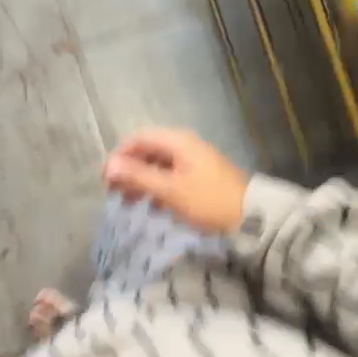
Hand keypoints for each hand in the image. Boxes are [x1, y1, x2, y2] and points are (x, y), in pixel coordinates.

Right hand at [102, 128, 248, 232]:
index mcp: (177, 142)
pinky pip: (170, 176)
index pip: (138, 139)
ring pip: (158, 165)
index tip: (106, 179)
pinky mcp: (200, 177)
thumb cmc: (208, 201)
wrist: (252, 217)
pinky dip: (157, 188)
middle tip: (114, 193)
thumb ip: (138, 176)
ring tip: (129, 202)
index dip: (118, 156)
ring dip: (141, 181)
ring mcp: (193, 161)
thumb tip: (109, 166)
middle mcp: (184, 145)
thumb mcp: (170, 191)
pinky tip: (152, 206)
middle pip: (147, 151)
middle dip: (128, 170)